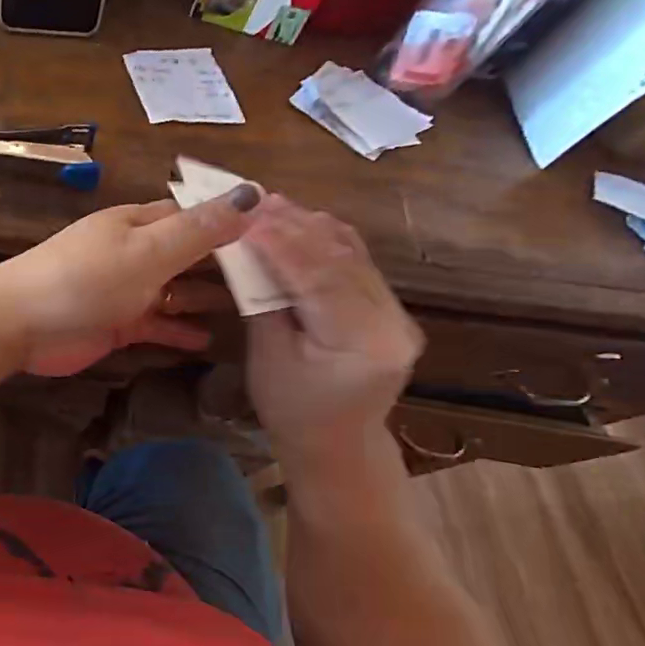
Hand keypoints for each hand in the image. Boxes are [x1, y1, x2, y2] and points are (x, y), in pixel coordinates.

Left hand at [0, 186, 259, 376]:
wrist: (18, 324)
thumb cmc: (85, 280)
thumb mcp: (149, 252)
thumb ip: (200, 230)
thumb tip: (252, 195)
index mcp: (141, 223)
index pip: (195, 215)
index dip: (230, 222)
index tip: (272, 235)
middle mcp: (136, 252)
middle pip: (189, 254)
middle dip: (225, 264)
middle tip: (271, 280)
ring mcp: (126, 289)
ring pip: (176, 291)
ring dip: (206, 298)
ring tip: (248, 311)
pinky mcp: (117, 324)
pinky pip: (157, 324)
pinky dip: (179, 330)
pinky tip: (206, 342)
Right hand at [244, 196, 423, 454]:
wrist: (339, 446)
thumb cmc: (293, 413)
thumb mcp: (269, 359)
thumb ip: (264, 299)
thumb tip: (247, 246)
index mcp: (364, 344)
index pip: (319, 278)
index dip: (280, 242)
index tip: (246, 215)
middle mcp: (393, 323)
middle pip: (341, 258)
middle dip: (295, 226)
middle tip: (257, 199)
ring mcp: (398, 314)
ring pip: (353, 254)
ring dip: (310, 226)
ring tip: (272, 205)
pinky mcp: (391, 310)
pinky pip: (358, 265)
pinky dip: (326, 242)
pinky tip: (299, 223)